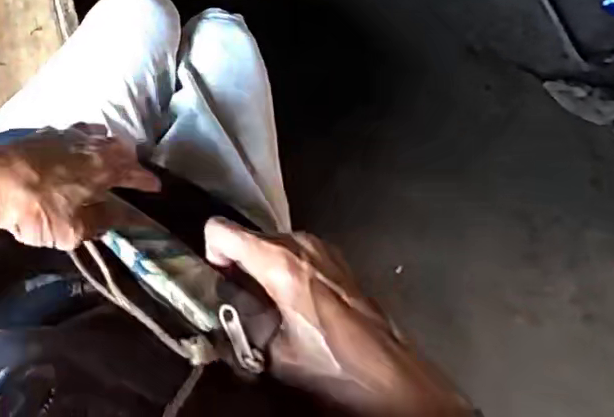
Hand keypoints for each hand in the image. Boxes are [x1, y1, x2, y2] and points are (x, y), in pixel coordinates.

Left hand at [0, 125, 160, 249]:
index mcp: (99, 166)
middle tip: (133, 172)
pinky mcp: (39, 134)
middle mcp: (84, 143)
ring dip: (105, 145)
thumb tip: (124, 213)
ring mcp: (60, 134)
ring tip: (108, 156)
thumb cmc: (33, 210)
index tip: (156, 186)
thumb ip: (102, 219)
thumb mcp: (73, 230)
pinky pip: (71, 132)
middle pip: (115, 145)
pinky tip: (75, 148)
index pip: (132, 169)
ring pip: (93, 134)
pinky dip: (82, 139)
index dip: (145, 179)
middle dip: (128, 158)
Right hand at [204, 219, 471, 415]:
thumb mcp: (279, 357)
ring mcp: (320, 246)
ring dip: (264, 268)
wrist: (402, 385)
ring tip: (278, 308)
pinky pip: (296, 252)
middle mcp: (296, 242)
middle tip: (249, 305)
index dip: (211, 253)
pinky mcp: (337, 257)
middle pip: (246, 237)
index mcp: (276, 260)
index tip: (222, 282)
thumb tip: (214, 325)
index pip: (219, 229)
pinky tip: (303, 306)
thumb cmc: (338, 368)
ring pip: (271, 244)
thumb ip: (241, 330)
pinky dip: (288, 270)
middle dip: (240, 266)